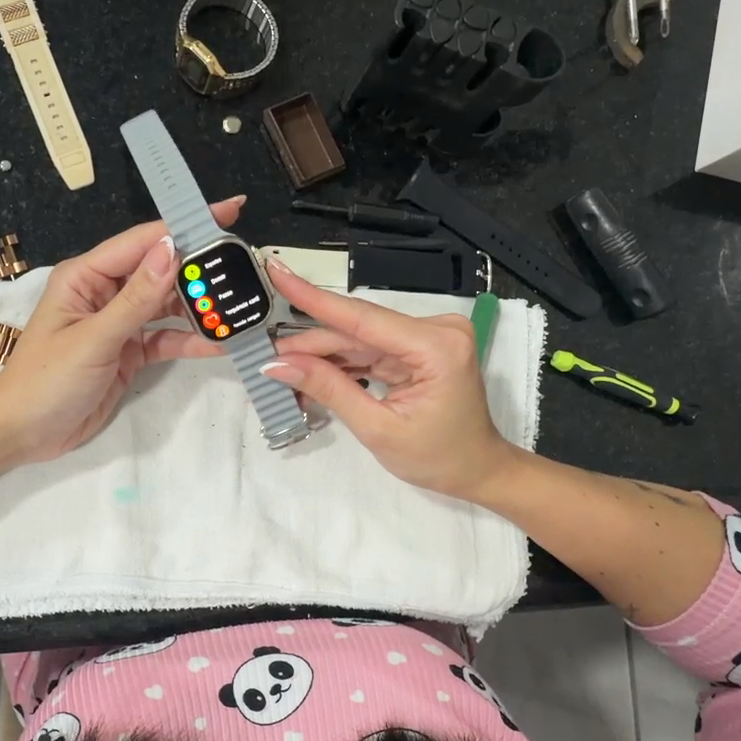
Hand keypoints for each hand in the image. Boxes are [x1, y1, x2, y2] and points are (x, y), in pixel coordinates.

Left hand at [0, 197, 242, 462]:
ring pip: (166, 305)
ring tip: (239, 304)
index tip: (227, 214)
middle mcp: (104, 293)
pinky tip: (218, 342)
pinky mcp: (128, 353)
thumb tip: (172, 250)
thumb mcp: (93, 339)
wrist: (24, 434)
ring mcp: (118, 324)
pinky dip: (189, 341)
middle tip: (244, 265)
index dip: (184, 226)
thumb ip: (135, 298)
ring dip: (199, 307)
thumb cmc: (47, 381)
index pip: (142, 242)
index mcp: (86, 276)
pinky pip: (165, 339)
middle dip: (199, 268)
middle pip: (159, 270)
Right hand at [261, 259, 515, 501]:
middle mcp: (434, 330)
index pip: (361, 317)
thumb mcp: (377, 429)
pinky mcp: (417, 348)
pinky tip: (308, 373)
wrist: (477, 470)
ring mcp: (426, 337)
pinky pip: (368, 350)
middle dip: (309, 344)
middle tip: (264, 354)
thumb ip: (329, 389)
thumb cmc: (437, 457)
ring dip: (320, 356)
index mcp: (435, 346)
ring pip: (357, 340)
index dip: (313, 297)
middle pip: (355, 330)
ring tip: (279, 369)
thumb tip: (278, 365)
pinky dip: (339, 364)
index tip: (277, 271)